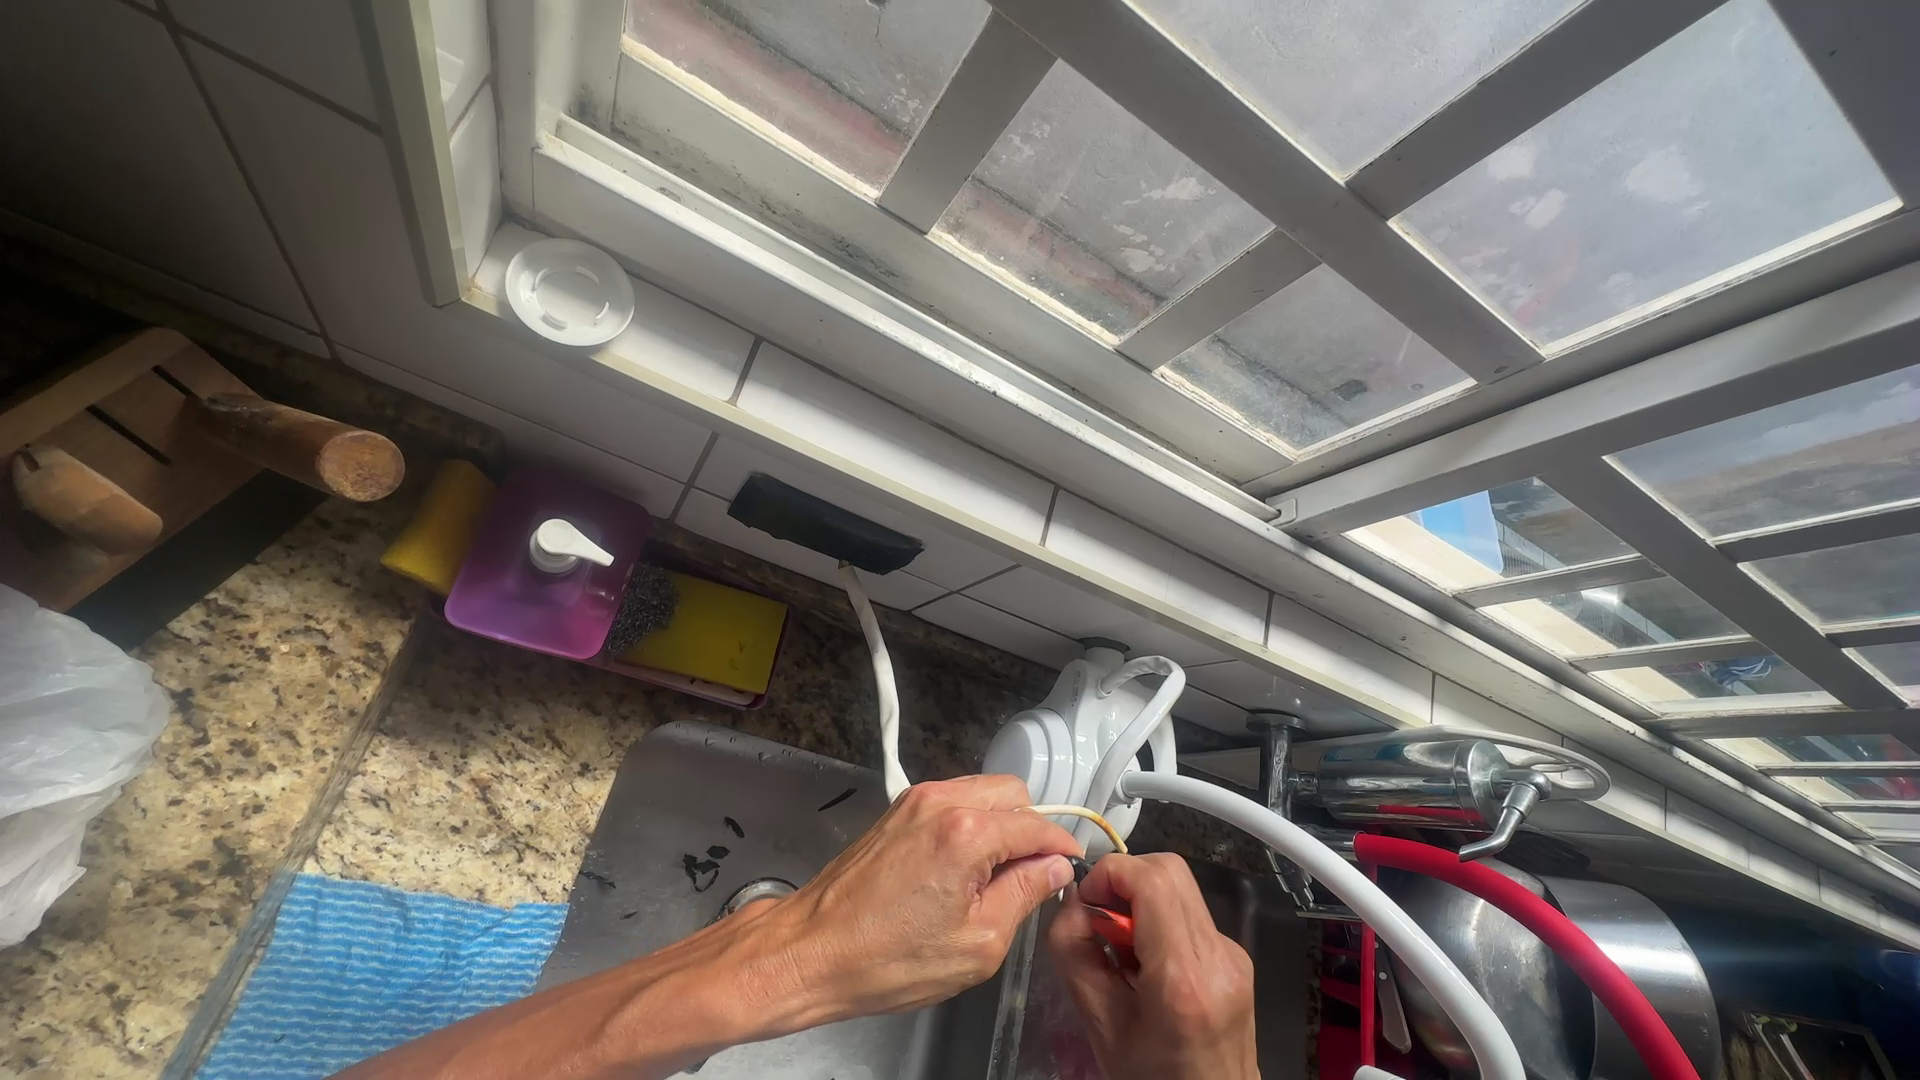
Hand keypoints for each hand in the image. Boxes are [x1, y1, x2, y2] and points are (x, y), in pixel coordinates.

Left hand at [736, 774, 1081, 1031]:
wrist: (811, 950)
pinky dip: (972, 822)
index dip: (1062, 846)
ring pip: (983, 791)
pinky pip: (954, 800)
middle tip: (1033, 872)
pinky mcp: (899, 809)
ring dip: (1001, 822)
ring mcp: (916, 801)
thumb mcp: (977, 943)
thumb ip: (1024, 894)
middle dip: (1031, 827)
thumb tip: (1053, 868)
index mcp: (967, 833)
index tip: (1070, 864)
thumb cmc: (884, 957)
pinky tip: (965, 865)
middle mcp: (941, 801)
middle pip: (1013, 792)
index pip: (1037, 824)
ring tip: (996, 874)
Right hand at [1048, 853, 1258, 1079]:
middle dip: (1124, 879)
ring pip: (1179, 885)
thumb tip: (1074, 898)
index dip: (1110, 873)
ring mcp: (1233, 954)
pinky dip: (1159, 917)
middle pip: (1168, 869)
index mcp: (1182, 979)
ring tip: (1123, 945)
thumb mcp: (1096, 1022)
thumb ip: (1073, 949)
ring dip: (1140, 897)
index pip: (1151, 880)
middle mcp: (1218, 957)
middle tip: (1101, 918)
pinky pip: (1190, 910)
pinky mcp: (1236, 956)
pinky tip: (1147, 959)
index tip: (1088, 901)